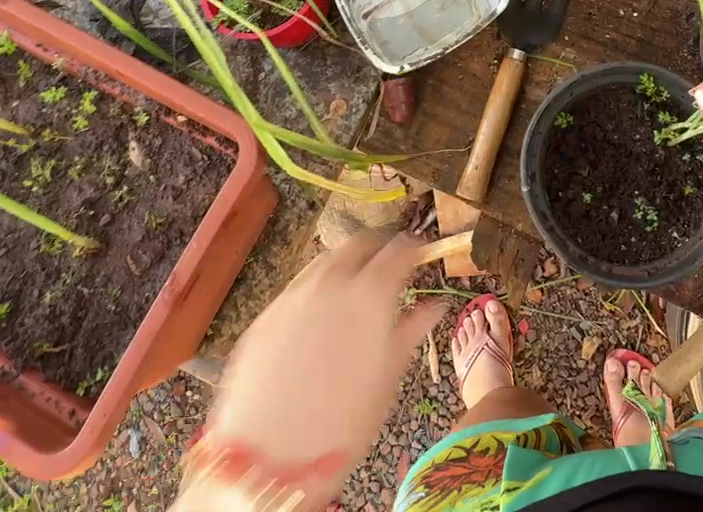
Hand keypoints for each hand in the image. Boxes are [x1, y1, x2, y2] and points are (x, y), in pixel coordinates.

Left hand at [205, 231, 446, 501]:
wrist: (268, 458)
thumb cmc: (342, 426)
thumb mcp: (388, 377)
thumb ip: (412, 330)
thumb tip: (435, 306)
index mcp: (370, 294)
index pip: (400, 249)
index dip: (414, 248)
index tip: (420, 252)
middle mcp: (331, 283)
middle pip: (360, 243)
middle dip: (378, 247)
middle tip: (390, 263)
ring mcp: (294, 295)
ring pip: (326, 260)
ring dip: (346, 262)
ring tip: (356, 285)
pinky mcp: (266, 313)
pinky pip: (299, 285)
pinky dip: (318, 285)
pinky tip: (322, 312)